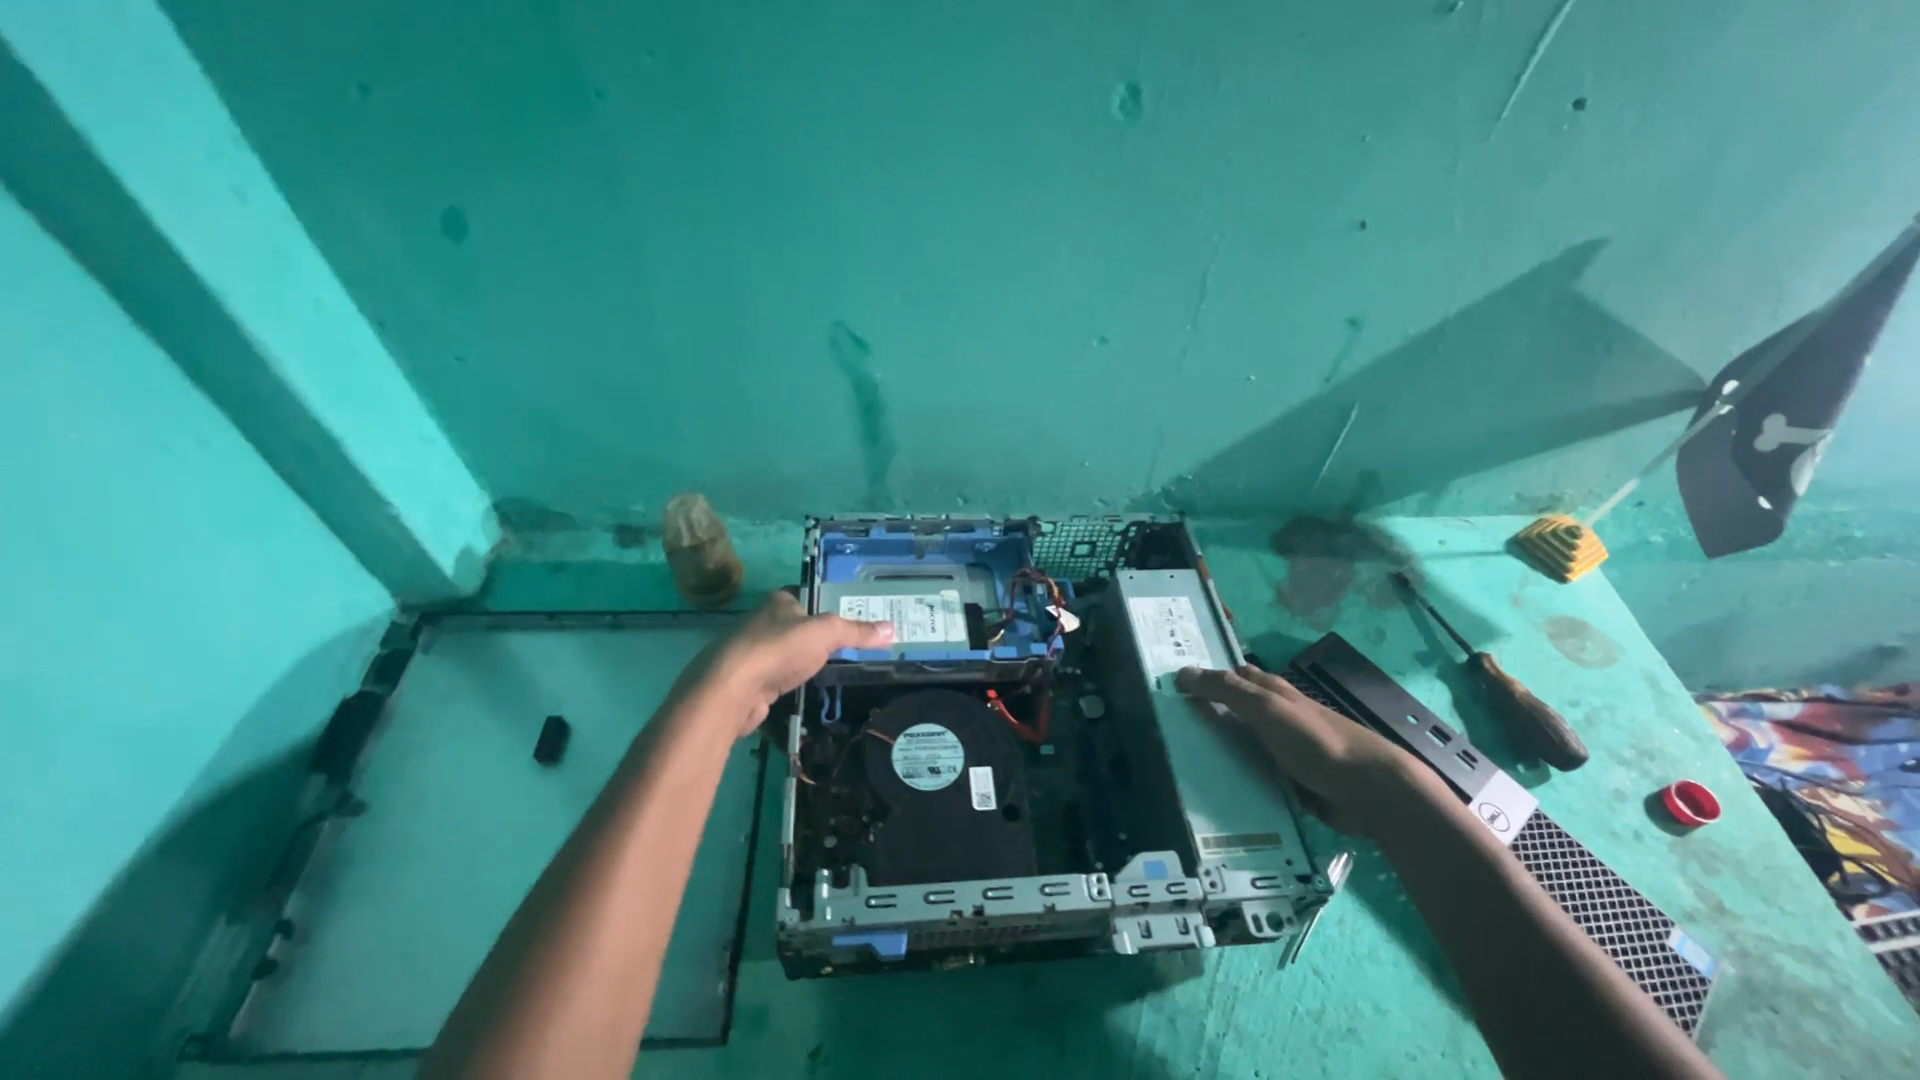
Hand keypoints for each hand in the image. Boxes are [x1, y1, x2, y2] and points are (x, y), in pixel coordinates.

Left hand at [700, 590, 891, 736]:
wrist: (732, 689)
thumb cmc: (779, 649)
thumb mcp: (826, 633)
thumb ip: (858, 631)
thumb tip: (892, 628)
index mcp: (779, 600)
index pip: (810, 596)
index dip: (832, 604)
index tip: (857, 616)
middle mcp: (764, 621)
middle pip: (800, 625)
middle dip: (823, 636)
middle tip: (857, 646)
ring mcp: (755, 651)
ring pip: (789, 653)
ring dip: (807, 661)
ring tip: (839, 669)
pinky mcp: (750, 680)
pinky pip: (780, 676)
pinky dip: (793, 681)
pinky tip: (809, 689)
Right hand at [1176, 664, 1435, 837]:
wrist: (1372, 791)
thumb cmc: (1317, 743)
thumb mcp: (1267, 710)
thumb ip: (1227, 691)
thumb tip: (1183, 672)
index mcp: (1277, 694)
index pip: (1236, 678)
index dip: (1210, 679)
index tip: (1176, 689)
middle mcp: (1283, 719)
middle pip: (1243, 711)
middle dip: (1215, 714)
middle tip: (1179, 726)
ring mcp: (1292, 753)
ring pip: (1250, 747)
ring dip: (1227, 752)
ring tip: (1190, 765)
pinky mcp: (1299, 785)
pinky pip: (1262, 779)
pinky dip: (1244, 781)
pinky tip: (1224, 792)